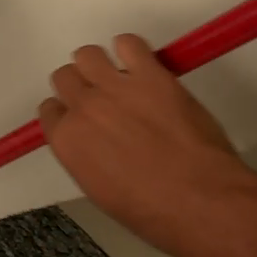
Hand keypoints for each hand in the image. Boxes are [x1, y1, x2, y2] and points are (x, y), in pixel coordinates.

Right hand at [39, 33, 256, 256]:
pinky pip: (128, 43)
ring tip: (122, 79)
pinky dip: (131, 49)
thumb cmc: (155, 213)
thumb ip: (84, 156)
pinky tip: (142, 64)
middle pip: (64, 77)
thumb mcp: (101, 190)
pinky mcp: (150, 76)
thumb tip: (90, 143)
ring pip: (87, 54)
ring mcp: (114, 88)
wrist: (206, 204)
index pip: (50, 109)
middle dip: (82, 87)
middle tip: (106, 101)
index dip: (69, 113)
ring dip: (100, 65)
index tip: (87, 121)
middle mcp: (82, 107)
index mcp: (66, 139)